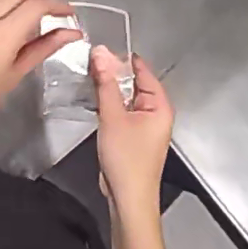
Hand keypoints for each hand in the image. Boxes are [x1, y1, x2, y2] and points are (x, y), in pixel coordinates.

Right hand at [93, 47, 173, 212]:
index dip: (121, 59)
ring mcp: (144, 125)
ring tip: (87, 80)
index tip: (98, 50)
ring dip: (108, 90)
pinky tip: (93, 101)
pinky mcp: (132, 135)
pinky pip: (121, 111)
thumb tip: (101, 53)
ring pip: (125, 98)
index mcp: (160, 105)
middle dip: (112, 74)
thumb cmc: (126, 159)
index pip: (142, 70)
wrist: (128, 198)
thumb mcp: (113, 116)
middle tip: (88, 64)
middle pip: (133, 83)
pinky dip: (108, 105)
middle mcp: (155, 112)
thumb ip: (105, 83)